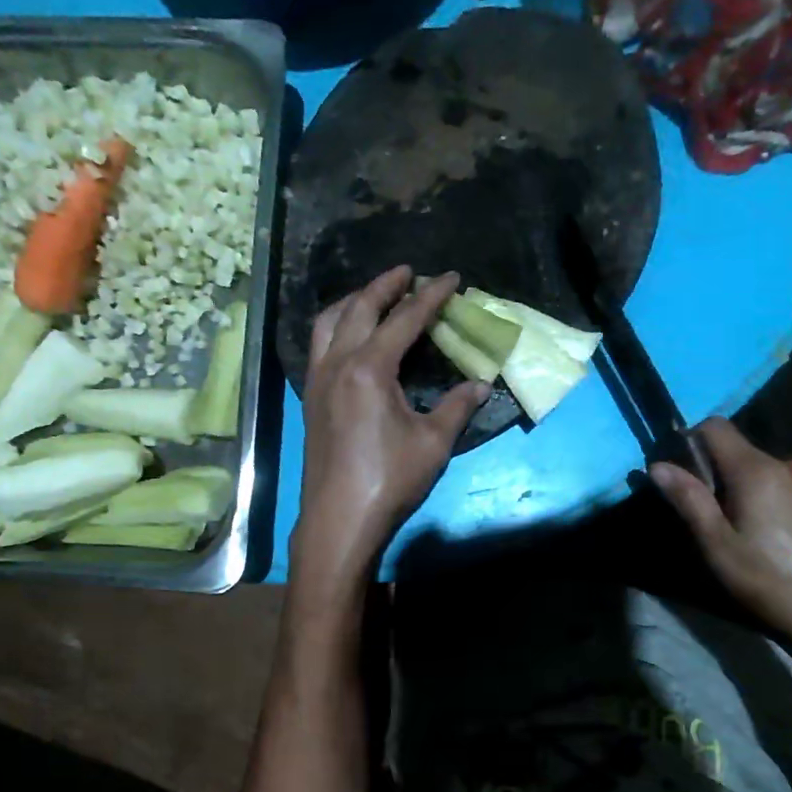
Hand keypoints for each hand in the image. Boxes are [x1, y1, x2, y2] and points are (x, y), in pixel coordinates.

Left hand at [295, 266, 489, 575]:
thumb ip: (456, 407)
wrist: (339, 518)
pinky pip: (319, 346)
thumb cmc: (389, 480)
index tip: (451, 277)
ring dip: (352, 302)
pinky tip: (349, 338)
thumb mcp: (433, 443)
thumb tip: (480, 385)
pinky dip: (336, 328)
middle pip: (359, 309)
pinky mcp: (310, 399)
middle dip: (385, 285)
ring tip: (373, 295)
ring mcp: (318, 380)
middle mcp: (338, 364)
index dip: (431, 295)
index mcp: (369, 368)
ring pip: (329, 323)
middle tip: (408, 272)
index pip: (405, 319)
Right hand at [651, 418, 791, 705]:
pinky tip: (778, 543)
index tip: (681, 475)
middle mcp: (789, 465)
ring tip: (745, 536)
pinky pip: (788, 489)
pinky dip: (772, 503)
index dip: (690, 440)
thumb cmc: (774, 581)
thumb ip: (689, 500)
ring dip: (746, 491)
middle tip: (710, 521)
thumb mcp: (718, 546)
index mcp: (757, 470)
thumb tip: (657, 465)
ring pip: (765, 473)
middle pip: (739, 453)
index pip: (715, 427)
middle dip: (717, 475)